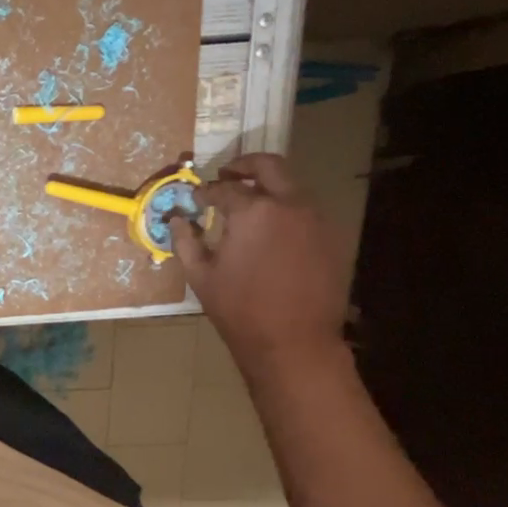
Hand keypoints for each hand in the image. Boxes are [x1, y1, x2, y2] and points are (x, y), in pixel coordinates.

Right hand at [172, 153, 348, 376]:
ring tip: (249, 207)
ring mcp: (316, 217)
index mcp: (253, 212)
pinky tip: (272, 234)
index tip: (196, 198)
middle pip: (269, 166)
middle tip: (227, 175)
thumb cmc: (239, 310)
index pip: (224, 189)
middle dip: (244, 166)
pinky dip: (286, 211)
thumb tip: (175, 220)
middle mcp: (289, 203)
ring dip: (268, 188)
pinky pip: (305, 211)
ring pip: (291, 187)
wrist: (292, 340)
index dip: (206, 192)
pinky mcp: (331, 234)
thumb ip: (186, 243)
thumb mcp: (202, 277)